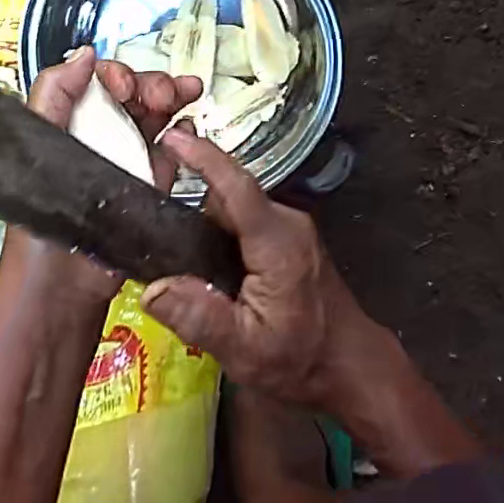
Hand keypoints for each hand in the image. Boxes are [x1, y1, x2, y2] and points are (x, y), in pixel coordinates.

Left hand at [15, 48, 203, 303]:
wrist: (64, 279)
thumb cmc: (46, 207)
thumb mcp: (41, 137)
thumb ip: (55, 91)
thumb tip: (87, 53)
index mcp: (72, 118)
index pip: (99, 81)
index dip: (117, 75)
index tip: (126, 87)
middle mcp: (101, 133)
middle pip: (134, 94)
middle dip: (153, 83)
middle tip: (164, 93)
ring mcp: (129, 158)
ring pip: (157, 115)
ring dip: (174, 98)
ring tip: (189, 92)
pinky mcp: (152, 184)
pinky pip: (173, 151)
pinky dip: (184, 135)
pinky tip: (187, 130)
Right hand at [142, 130, 480, 476]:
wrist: (350, 366)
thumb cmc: (303, 360)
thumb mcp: (246, 352)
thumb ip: (199, 318)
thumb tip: (153, 289)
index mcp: (278, 242)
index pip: (237, 186)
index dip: (203, 158)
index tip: (171, 137)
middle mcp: (287, 222)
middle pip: (227, 194)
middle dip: (191, 199)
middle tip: (153, 218)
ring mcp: (289, 224)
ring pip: (234, 205)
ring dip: (205, 219)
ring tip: (178, 248)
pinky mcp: (287, 233)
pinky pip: (244, 216)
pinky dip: (220, 228)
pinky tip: (206, 258)